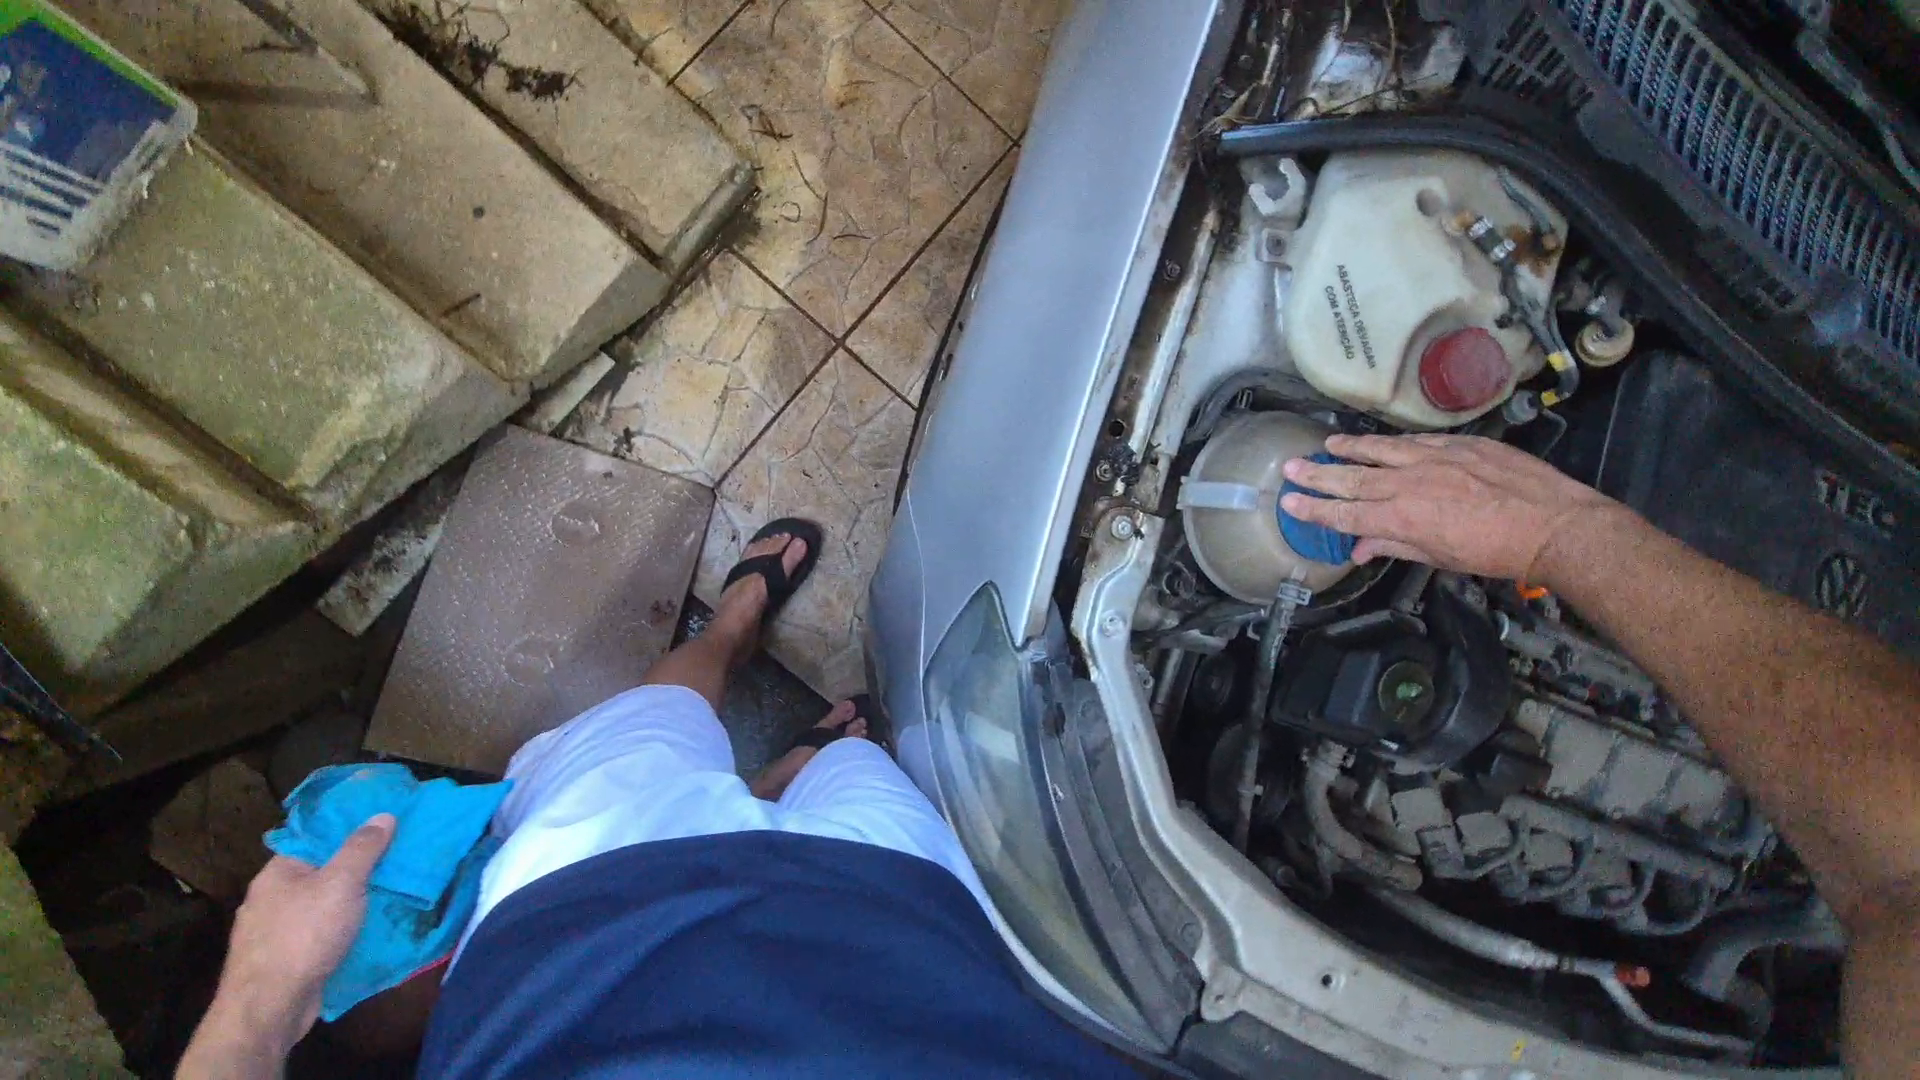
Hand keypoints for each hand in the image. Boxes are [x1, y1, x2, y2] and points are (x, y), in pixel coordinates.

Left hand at [180, 814, 395, 1075]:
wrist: (270, 1008)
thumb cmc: (303, 935)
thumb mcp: (341, 882)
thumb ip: (363, 847)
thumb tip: (382, 816)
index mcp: (278, 873)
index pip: (316, 838)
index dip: (350, 827)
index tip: (385, 821)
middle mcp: (272, 898)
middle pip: (323, 869)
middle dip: (359, 863)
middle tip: (398, 853)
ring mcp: (277, 930)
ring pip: (325, 901)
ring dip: (355, 896)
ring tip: (393, 887)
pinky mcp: (288, 956)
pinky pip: (324, 928)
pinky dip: (347, 923)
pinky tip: (371, 922)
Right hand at [1278, 433, 1629, 582]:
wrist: (1555, 526)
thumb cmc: (1496, 552)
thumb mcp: (1440, 558)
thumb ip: (1394, 548)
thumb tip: (1359, 550)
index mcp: (1402, 520)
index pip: (1344, 514)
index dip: (1313, 508)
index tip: (1288, 502)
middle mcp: (1409, 486)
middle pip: (1351, 479)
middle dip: (1316, 475)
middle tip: (1290, 467)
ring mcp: (1434, 461)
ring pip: (1379, 451)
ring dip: (1349, 448)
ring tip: (1326, 444)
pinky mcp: (1459, 445)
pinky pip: (1414, 441)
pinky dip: (1390, 442)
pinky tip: (1379, 441)